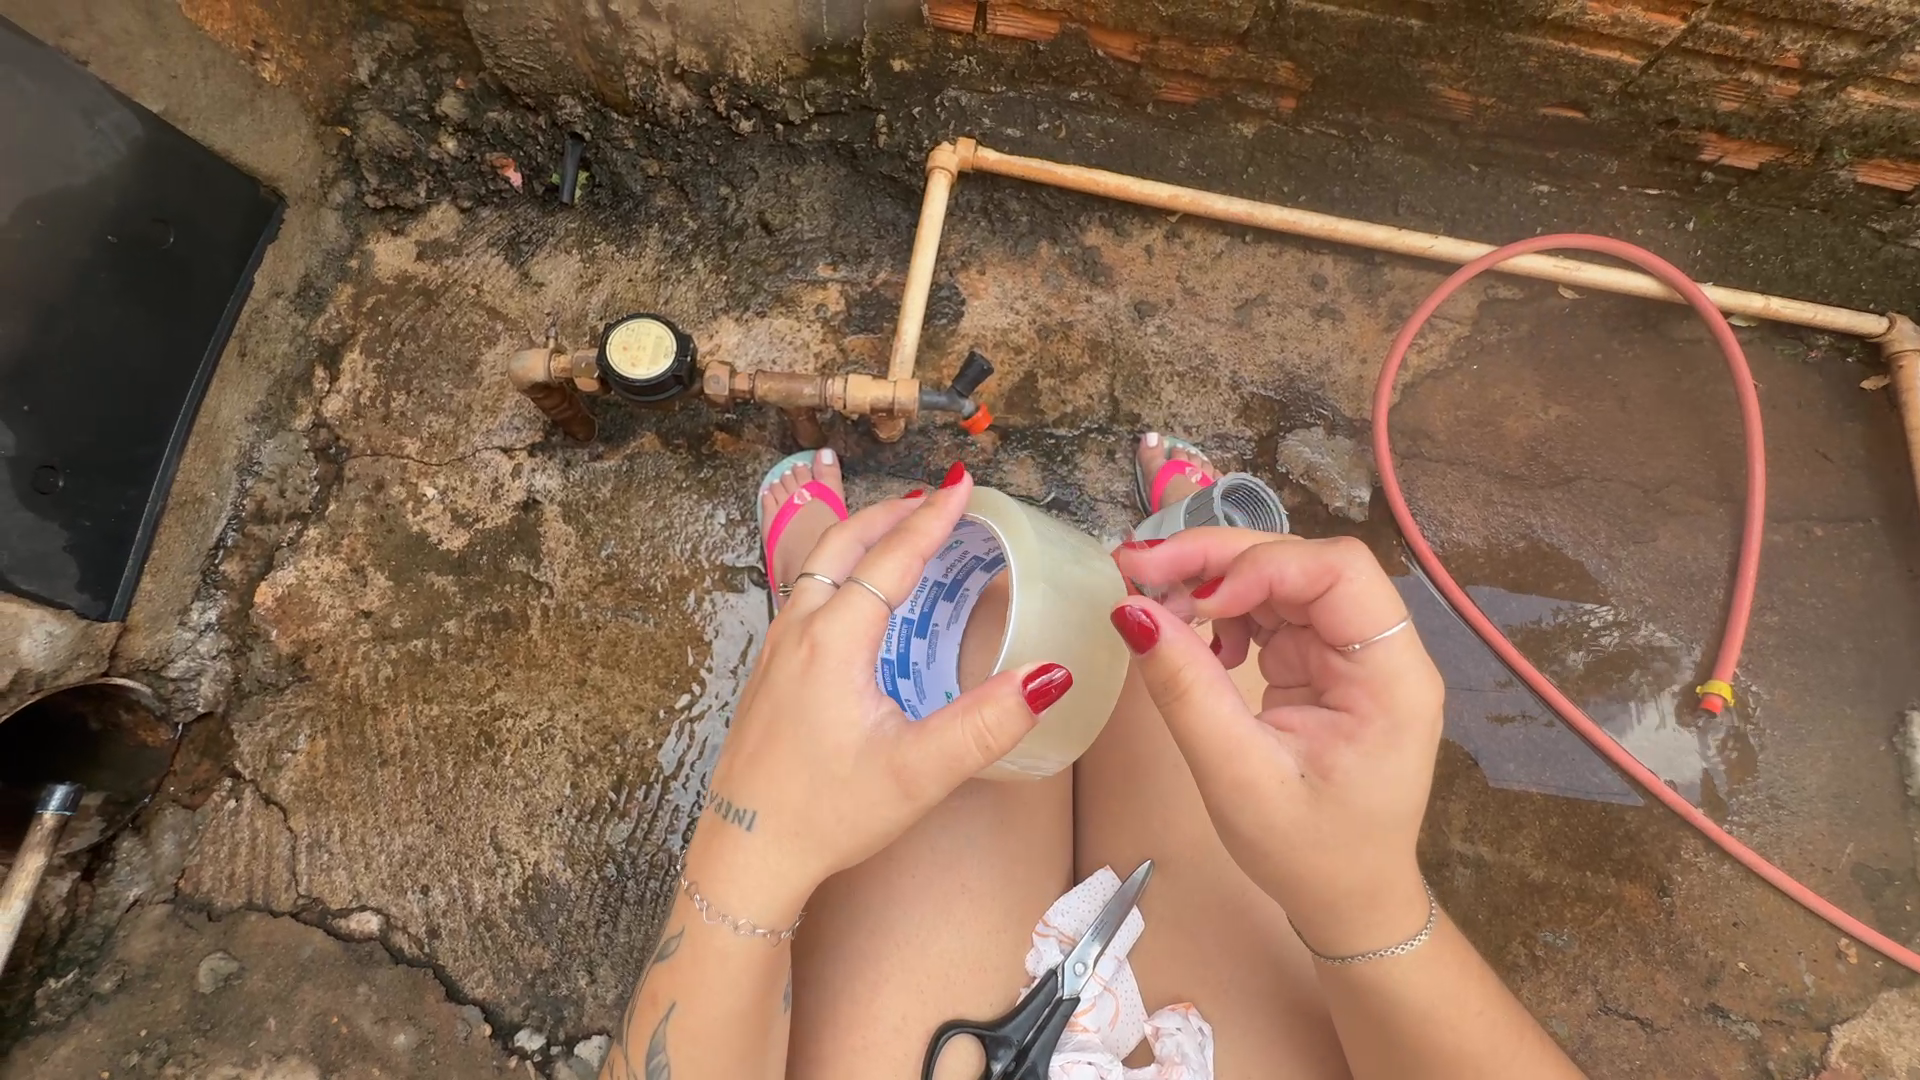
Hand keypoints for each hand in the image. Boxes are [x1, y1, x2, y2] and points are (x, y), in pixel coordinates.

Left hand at [687, 470, 1072, 922]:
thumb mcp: (918, 773)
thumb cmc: (828, 814)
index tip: (962, 484)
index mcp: (834, 641)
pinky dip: (842, 567)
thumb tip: (1050, 675)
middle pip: (843, 544)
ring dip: (863, 537)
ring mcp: (776, 647)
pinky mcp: (770, 668)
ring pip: (819, 565)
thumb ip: (987, 724)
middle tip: (934, 499)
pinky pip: (807, 592)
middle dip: (892, 512)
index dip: (931, 519)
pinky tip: (863, 595)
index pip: (891, 558)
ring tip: (902, 531)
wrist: (746, 854)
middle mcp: (798, 630)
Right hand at [1111, 530, 1444, 955]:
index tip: (1197, 604)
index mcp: (1389, 677)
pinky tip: (1195, 633)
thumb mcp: (1237, 776)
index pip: (1338, 572)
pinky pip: (1264, 606)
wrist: (1343, 896)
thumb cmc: (1307, 851)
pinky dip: (1219, 607)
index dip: (1261, 566)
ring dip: (1209, 577)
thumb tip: (1129, 611)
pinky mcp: (1315, 658)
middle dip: (1215, 558)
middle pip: (1299, 562)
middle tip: (1137, 567)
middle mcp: (1374, 647)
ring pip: (1275, 576)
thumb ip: (1186, 690)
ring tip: (1152, 597)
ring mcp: (1344, 649)